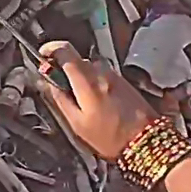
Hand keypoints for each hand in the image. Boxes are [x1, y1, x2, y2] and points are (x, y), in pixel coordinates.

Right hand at [37, 41, 156, 160]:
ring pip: (89, 67)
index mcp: (87, 82)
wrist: (147, 142)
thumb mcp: (78, 123)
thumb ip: (60, 99)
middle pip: (76, 58)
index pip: (65, 51)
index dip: (50, 49)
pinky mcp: (123, 81)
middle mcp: (101, 73)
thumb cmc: (110, 137)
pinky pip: (101, 74)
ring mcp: (114, 75)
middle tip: (57, 85)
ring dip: (79, 75)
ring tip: (77, 98)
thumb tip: (46, 82)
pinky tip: (94, 101)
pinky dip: (92, 81)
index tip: (43, 55)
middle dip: (63, 67)